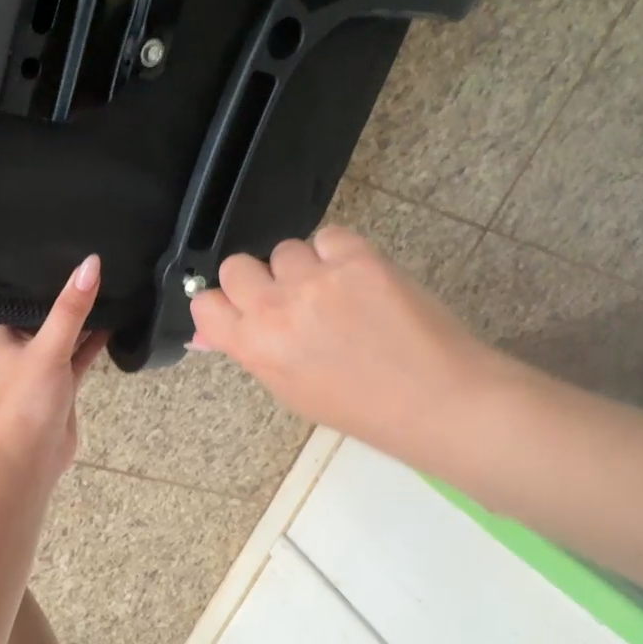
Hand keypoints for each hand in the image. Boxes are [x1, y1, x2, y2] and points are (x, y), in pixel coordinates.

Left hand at [0, 255, 108, 480]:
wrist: (34, 454)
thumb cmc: (30, 398)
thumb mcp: (50, 346)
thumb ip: (71, 308)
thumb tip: (91, 263)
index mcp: (9, 333)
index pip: (23, 295)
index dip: (40, 273)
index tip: (61, 245)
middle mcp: (25, 345)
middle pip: (48, 312)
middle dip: (68, 292)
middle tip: (94, 259)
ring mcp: (47, 365)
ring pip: (69, 332)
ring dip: (86, 315)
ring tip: (110, 282)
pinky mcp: (66, 383)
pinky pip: (83, 354)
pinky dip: (97, 340)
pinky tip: (116, 320)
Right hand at [189, 227, 514, 454]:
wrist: (437, 400)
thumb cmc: (359, 407)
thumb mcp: (288, 389)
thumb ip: (248, 351)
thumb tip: (209, 332)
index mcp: (254, 347)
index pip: (205, 303)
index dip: (223, 304)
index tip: (242, 311)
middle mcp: (276, 309)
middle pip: (237, 266)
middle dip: (257, 280)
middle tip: (288, 300)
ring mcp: (317, 280)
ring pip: (285, 250)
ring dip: (302, 266)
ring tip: (333, 292)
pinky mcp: (358, 259)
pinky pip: (328, 236)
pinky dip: (337, 252)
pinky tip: (355, 278)